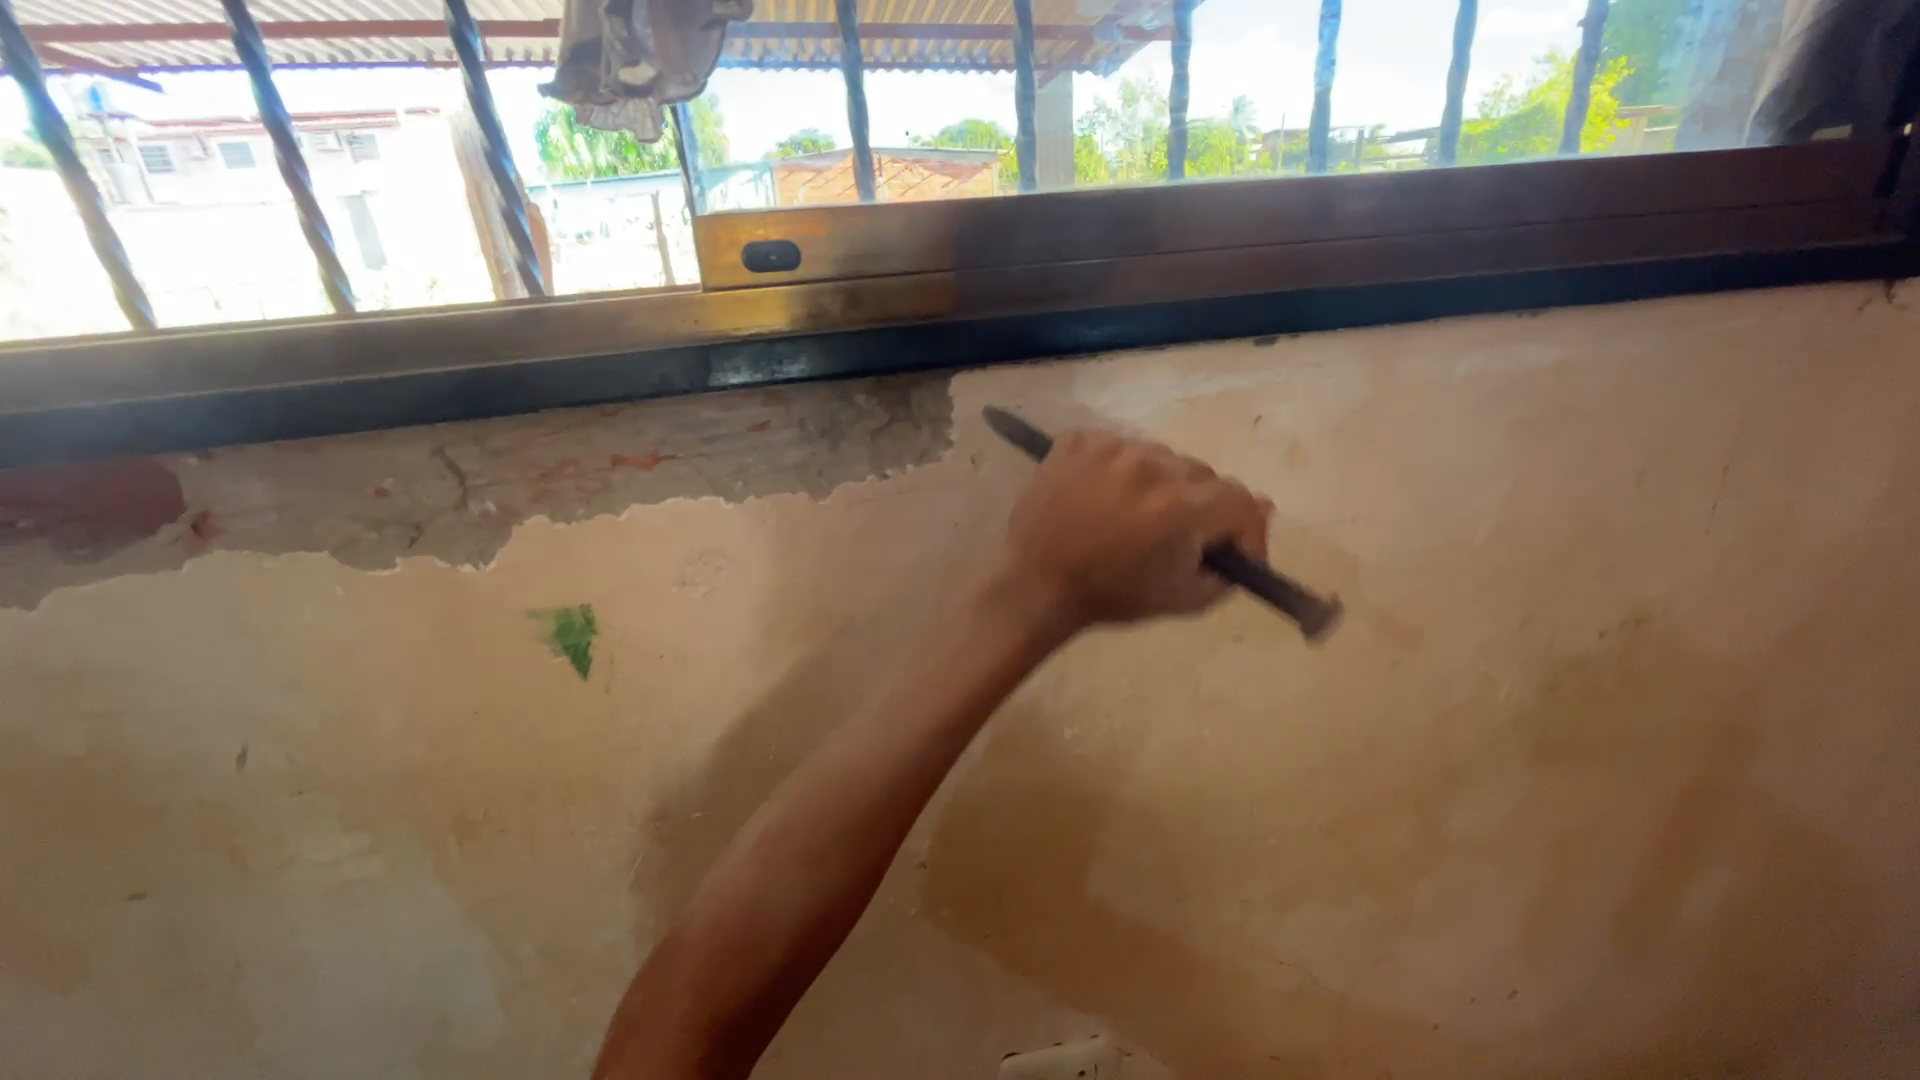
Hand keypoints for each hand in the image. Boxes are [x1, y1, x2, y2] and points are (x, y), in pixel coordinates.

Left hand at [993, 430, 1272, 629]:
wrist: (1036, 585)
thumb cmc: (1111, 596)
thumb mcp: (1182, 599)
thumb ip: (1227, 573)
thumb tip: (1248, 544)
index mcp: (1180, 506)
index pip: (1241, 499)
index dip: (1245, 529)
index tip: (1227, 549)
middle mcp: (1150, 466)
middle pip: (1200, 474)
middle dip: (1198, 505)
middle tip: (1172, 533)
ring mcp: (1110, 448)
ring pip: (1158, 455)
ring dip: (1156, 482)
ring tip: (1130, 512)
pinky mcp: (1076, 441)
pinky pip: (1114, 444)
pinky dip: (1115, 467)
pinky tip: (1100, 494)